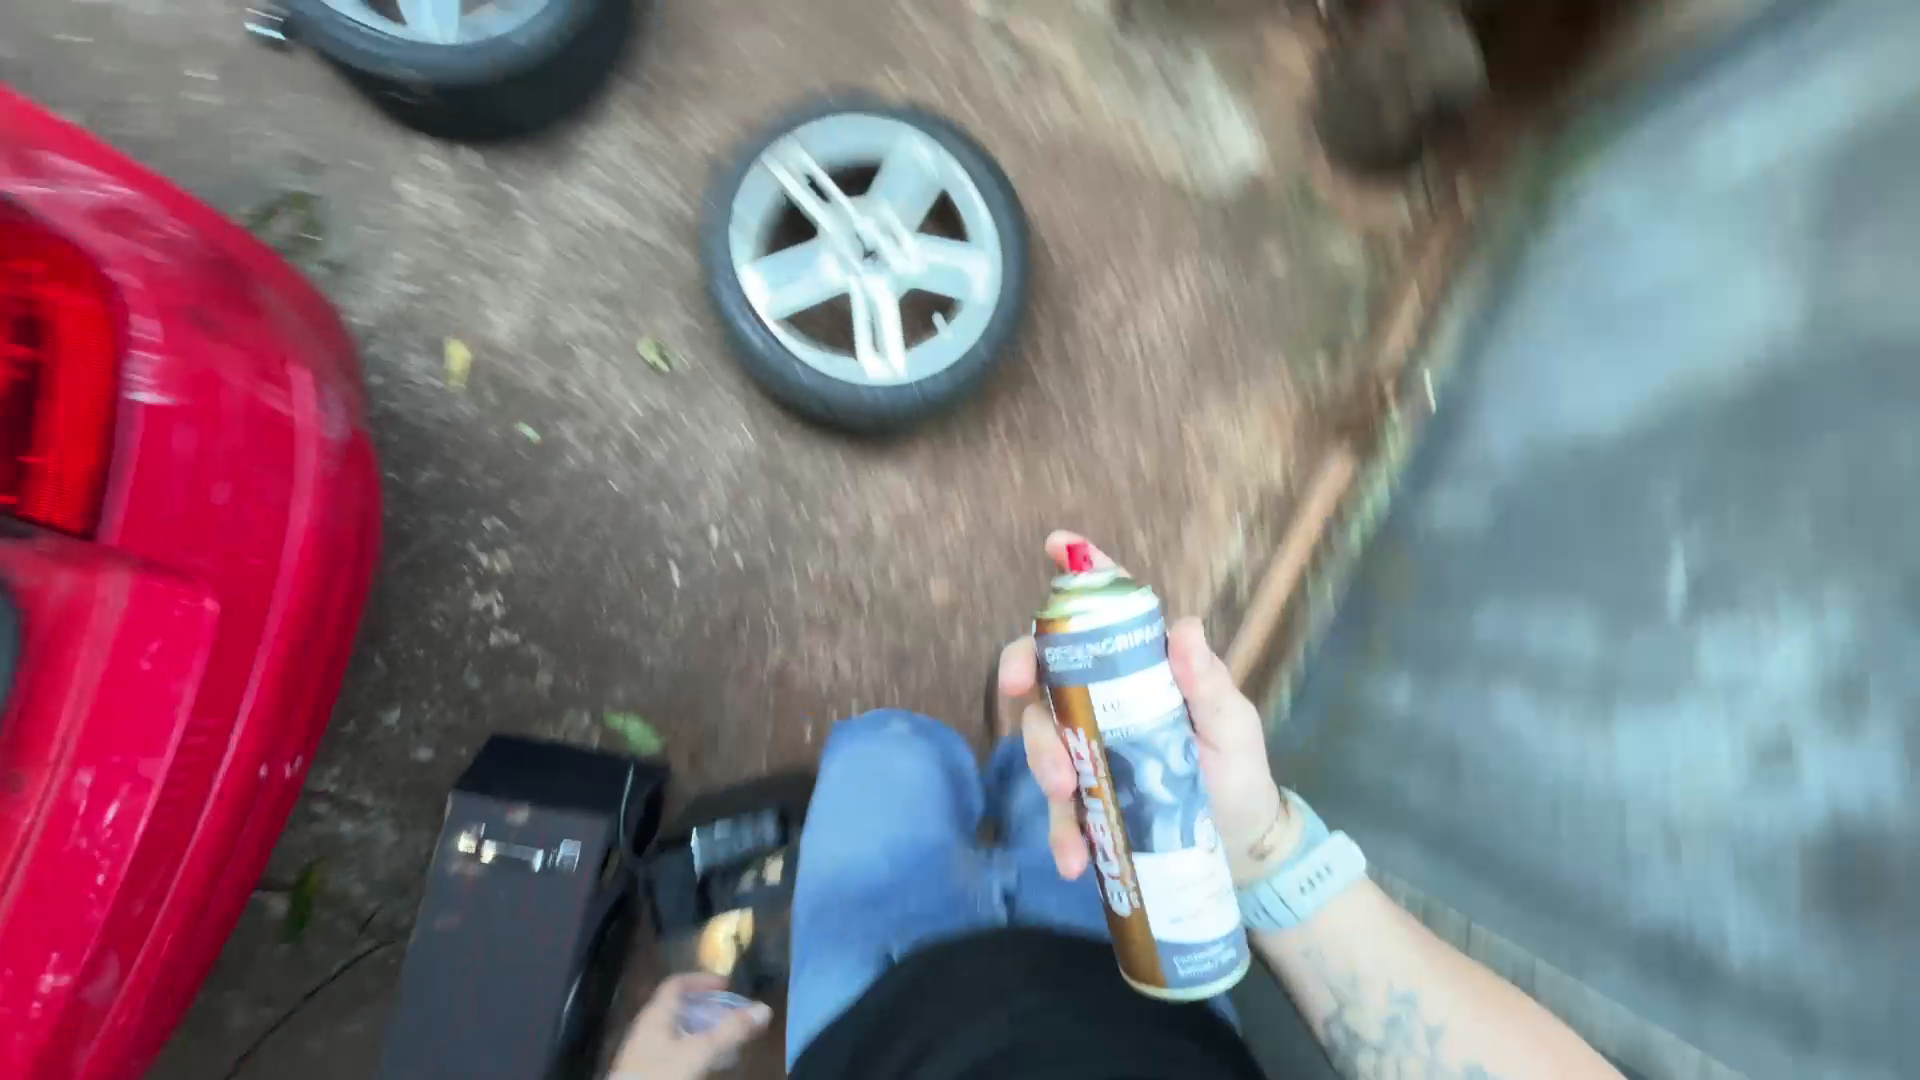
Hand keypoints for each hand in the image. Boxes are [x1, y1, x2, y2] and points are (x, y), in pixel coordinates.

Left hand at [608, 973, 772, 1079]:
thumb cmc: (662, 1077)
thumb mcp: (700, 1052)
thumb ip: (731, 1031)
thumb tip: (765, 1008)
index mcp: (655, 1015)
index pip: (677, 983)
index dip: (702, 981)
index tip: (726, 986)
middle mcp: (645, 1029)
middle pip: (677, 1008)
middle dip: (705, 1010)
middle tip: (729, 1016)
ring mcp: (641, 1054)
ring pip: (673, 1033)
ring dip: (698, 1032)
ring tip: (720, 1042)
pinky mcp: (642, 1075)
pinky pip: (668, 1053)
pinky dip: (688, 1051)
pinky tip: (701, 1065)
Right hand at [997, 531, 1300, 885]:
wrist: (1239, 848)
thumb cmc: (1237, 772)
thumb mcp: (1232, 727)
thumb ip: (1210, 683)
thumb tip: (1185, 627)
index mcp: (1141, 669)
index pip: (1109, 611)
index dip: (1080, 572)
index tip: (1055, 542)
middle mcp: (1104, 697)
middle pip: (1048, 669)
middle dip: (1028, 682)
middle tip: (1030, 703)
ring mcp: (1088, 745)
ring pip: (1040, 732)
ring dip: (1042, 760)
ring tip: (1066, 799)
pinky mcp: (1084, 795)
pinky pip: (1058, 805)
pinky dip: (1060, 830)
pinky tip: (1073, 858)